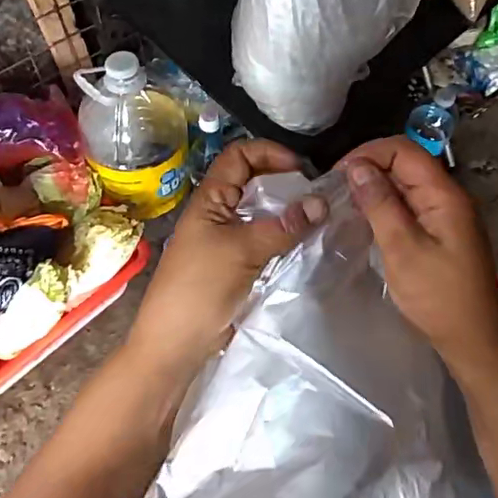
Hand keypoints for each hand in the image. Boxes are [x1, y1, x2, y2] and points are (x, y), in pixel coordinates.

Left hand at [131, 139, 325, 366]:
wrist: (175, 344)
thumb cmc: (200, 288)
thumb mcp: (242, 251)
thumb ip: (283, 226)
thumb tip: (322, 202)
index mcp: (210, 199)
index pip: (240, 155)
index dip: (270, 152)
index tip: (302, 169)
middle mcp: (220, 212)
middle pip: (255, 181)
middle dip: (286, 181)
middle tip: (318, 194)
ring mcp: (229, 238)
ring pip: (264, 211)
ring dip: (290, 210)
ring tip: (319, 217)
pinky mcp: (239, 262)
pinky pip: (267, 238)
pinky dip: (287, 235)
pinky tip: (307, 242)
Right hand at [339, 137, 497, 365]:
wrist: (473, 338)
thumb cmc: (438, 297)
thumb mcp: (403, 249)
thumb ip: (380, 205)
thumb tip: (357, 167)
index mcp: (445, 195)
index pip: (404, 150)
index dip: (369, 153)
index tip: (338, 175)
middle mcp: (448, 197)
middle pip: (406, 163)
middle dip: (369, 168)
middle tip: (335, 191)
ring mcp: (446, 215)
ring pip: (406, 184)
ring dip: (375, 188)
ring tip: (344, 204)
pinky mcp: (440, 231)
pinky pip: (410, 205)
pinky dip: (386, 206)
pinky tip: (365, 220)